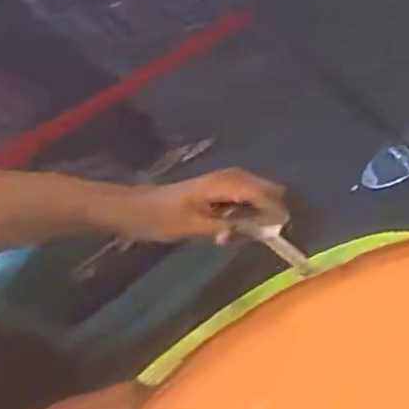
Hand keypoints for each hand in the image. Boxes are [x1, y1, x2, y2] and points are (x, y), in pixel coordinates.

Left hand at [105, 168, 288, 243]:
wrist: (129, 207)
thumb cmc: (158, 218)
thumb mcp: (190, 227)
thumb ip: (227, 228)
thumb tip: (259, 232)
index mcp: (230, 184)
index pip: (266, 195)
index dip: (275, 211)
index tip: (280, 229)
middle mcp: (236, 176)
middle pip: (270, 190)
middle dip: (270, 209)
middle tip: (262, 232)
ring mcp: (231, 178)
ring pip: (261, 191)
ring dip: (259, 209)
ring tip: (246, 230)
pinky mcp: (225, 184)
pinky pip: (249, 193)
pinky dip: (248, 207)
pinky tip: (234, 222)